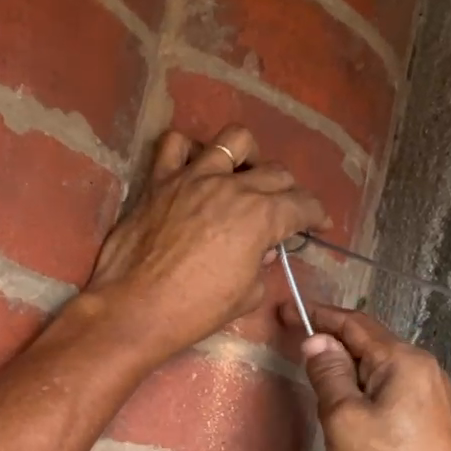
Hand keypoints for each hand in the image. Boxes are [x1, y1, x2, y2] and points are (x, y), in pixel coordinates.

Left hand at [82, 125, 328, 364]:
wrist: (134, 309)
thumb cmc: (193, 311)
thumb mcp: (245, 295)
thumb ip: (260, 266)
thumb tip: (260, 250)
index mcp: (261, 216)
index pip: (303, 204)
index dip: (315, 216)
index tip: (316, 225)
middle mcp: (232, 187)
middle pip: (275, 172)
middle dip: (286, 191)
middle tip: (279, 210)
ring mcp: (193, 178)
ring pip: (234, 140)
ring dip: (246, 156)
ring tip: (241, 175)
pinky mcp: (158, 180)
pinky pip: (174, 144)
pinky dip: (188, 151)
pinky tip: (193, 169)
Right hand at [291, 303, 450, 450]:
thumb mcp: (342, 415)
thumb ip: (328, 372)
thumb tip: (317, 341)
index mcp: (402, 360)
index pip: (354, 323)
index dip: (318, 314)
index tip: (286, 310)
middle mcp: (423, 367)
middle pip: (369, 340)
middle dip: (332, 341)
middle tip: (296, 348)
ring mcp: (432, 390)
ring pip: (378, 364)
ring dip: (346, 366)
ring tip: (318, 383)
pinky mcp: (431, 413)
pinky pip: (390, 384)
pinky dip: (363, 384)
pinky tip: (347, 406)